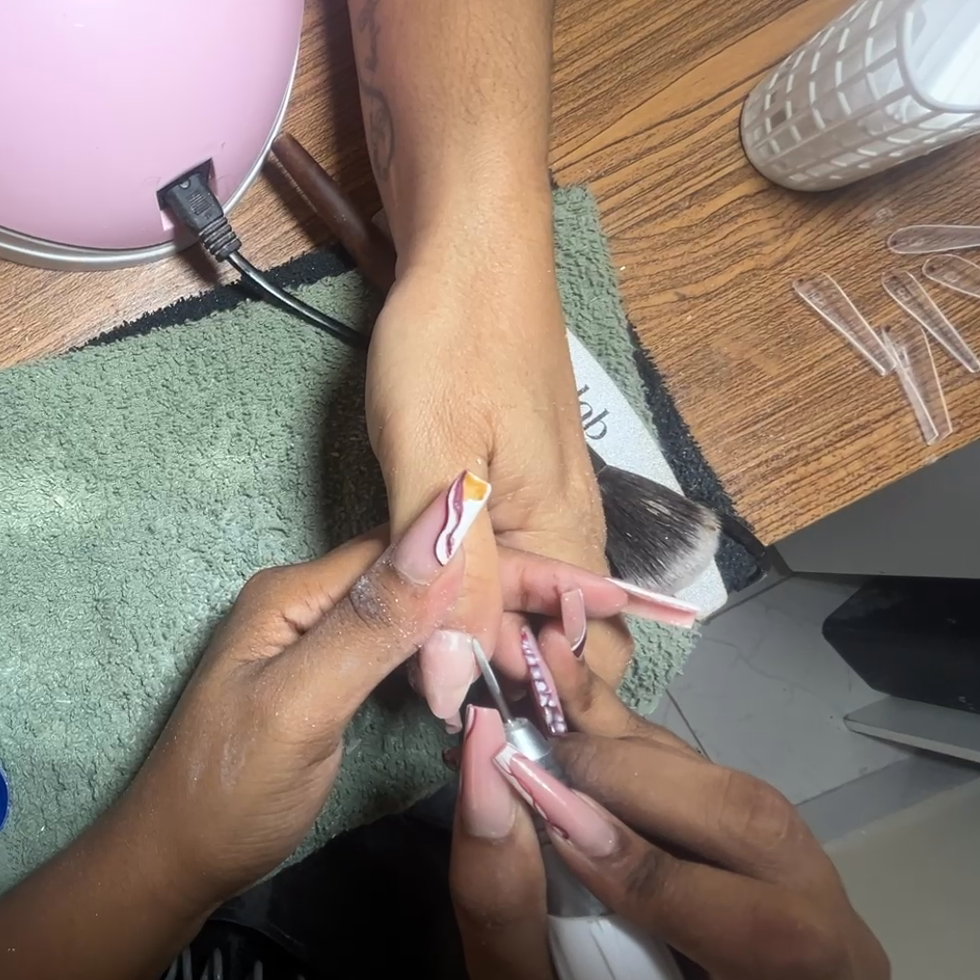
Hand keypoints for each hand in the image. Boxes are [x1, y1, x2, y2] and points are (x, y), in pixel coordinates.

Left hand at [111, 477, 646, 907]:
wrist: (182, 854)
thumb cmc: (231, 787)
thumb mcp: (300, 703)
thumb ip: (370, 622)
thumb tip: (443, 523)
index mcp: (296, 593)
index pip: (411, 554)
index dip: (498, 563)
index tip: (593, 584)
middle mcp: (308, 602)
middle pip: (420, 576)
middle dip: (509, 586)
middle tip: (610, 608)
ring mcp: (319, 639)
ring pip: (417, 611)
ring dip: (489, 615)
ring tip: (575, 630)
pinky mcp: (330, 676)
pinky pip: (403, 647)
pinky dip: (455, 648)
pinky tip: (499, 657)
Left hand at [368, 218, 634, 721]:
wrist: (462, 252)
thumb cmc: (449, 349)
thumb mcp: (437, 465)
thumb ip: (447, 574)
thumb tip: (453, 682)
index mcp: (567, 539)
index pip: (569, 659)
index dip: (513, 700)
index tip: (447, 728)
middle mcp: (566, 531)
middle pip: (544, 637)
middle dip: (492, 674)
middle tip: (419, 698)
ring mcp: (534, 504)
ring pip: (513, 600)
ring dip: (470, 635)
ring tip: (411, 665)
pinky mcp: (499, 483)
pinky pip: (490, 561)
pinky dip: (459, 590)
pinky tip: (420, 600)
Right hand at [451, 625, 888, 979]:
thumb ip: (504, 901)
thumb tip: (485, 775)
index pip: (767, 934)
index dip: (650, 870)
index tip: (544, 816)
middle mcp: (822, 922)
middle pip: (752, 826)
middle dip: (625, 775)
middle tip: (523, 752)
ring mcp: (793, 860)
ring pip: (722, 778)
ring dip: (612, 731)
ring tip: (531, 677)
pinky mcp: (738, 809)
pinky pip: (682, 754)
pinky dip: (608, 711)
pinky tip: (556, 666)